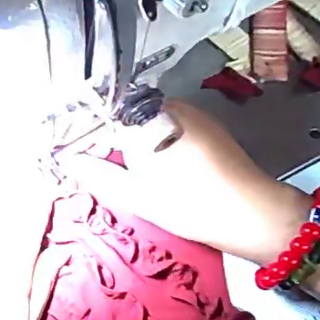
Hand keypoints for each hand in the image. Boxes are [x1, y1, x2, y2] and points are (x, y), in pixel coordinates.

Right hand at [56, 102, 307, 263]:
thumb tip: (68, 160)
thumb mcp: (135, 195)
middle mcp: (171, 105)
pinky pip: (173, 130)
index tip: (80, 155)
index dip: (89, 135)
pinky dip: (162, 146)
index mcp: (148, 116)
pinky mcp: (210, 129)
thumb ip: (97, 174)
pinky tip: (166, 173)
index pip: (104, 115)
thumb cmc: (189, 204)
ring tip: (138, 176)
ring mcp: (194, 115)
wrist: (251, 213)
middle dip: (115, 140)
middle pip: (128, 116)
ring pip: (152, 124)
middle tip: (109, 171)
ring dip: (139, 144)